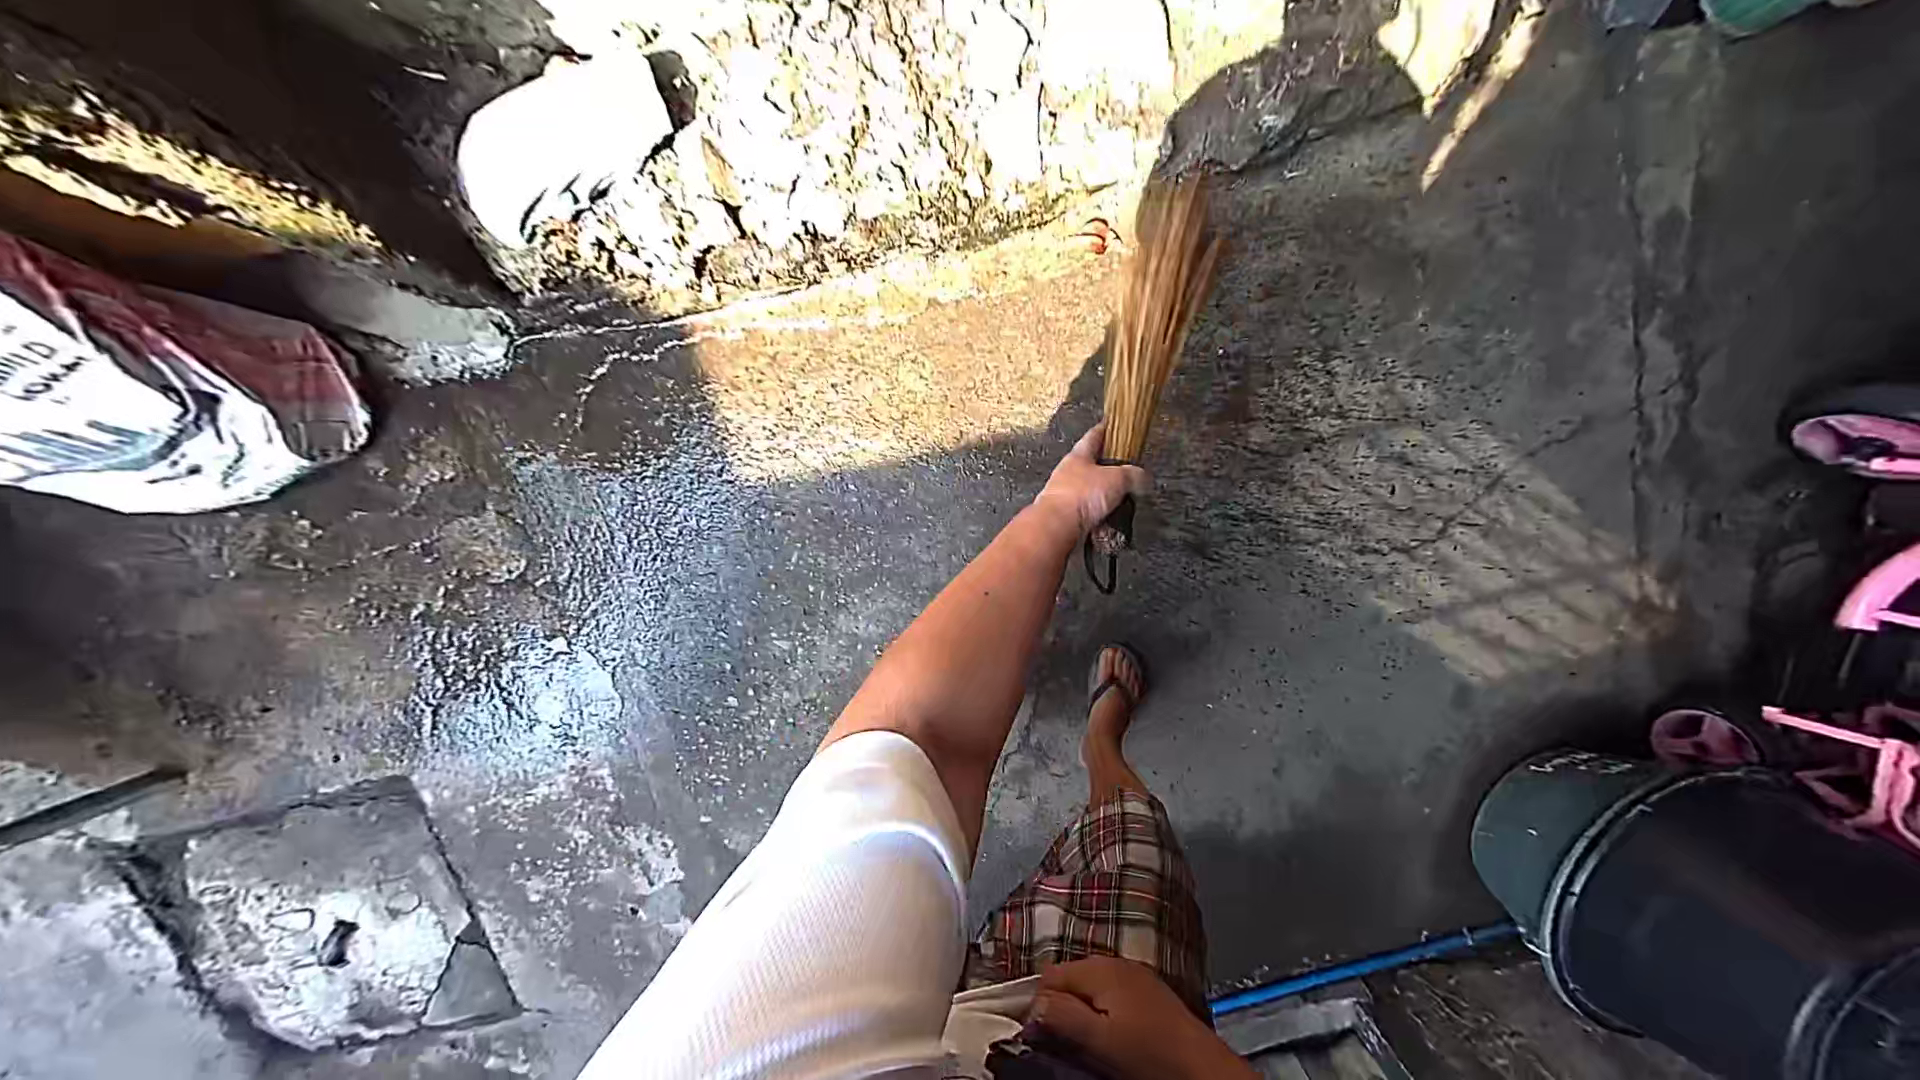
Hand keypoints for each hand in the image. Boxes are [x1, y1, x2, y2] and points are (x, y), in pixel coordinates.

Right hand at [1028, 957, 1256, 1079]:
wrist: (1208, 1072)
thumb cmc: (1150, 1059)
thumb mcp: (1101, 1043)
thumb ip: (1063, 1018)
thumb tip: (1032, 1005)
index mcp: (1098, 969)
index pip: (1049, 976)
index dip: (1040, 1005)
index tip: (1042, 1038)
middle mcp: (1114, 962)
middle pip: (1070, 979)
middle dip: (1062, 1008)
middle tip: (1066, 1045)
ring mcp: (1134, 975)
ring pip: (1091, 988)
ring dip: (1082, 1012)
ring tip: (1089, 1045)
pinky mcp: (1149, 992)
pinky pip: (1111, 995)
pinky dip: (1104, 1013)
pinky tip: (1115, 1038)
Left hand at [1033, 423, 1151, 536]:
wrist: (1057, 526)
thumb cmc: (1079, 496)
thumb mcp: (1118, 478)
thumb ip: (1133, 475)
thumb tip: (1142, 477)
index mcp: (1078, 456)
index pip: (1094, 435)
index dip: (1106, 430)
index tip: (1113, 426)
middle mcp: (1068, 474)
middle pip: (1093, 467)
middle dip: (1110, 473)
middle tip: (1126, 476)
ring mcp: (1066, 496)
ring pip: (1091, 494)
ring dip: (1105, 500)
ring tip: (1118, 506)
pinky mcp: (1066, 517)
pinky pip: (1089, 516)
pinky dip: (1100, 520)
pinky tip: (1107, 524)